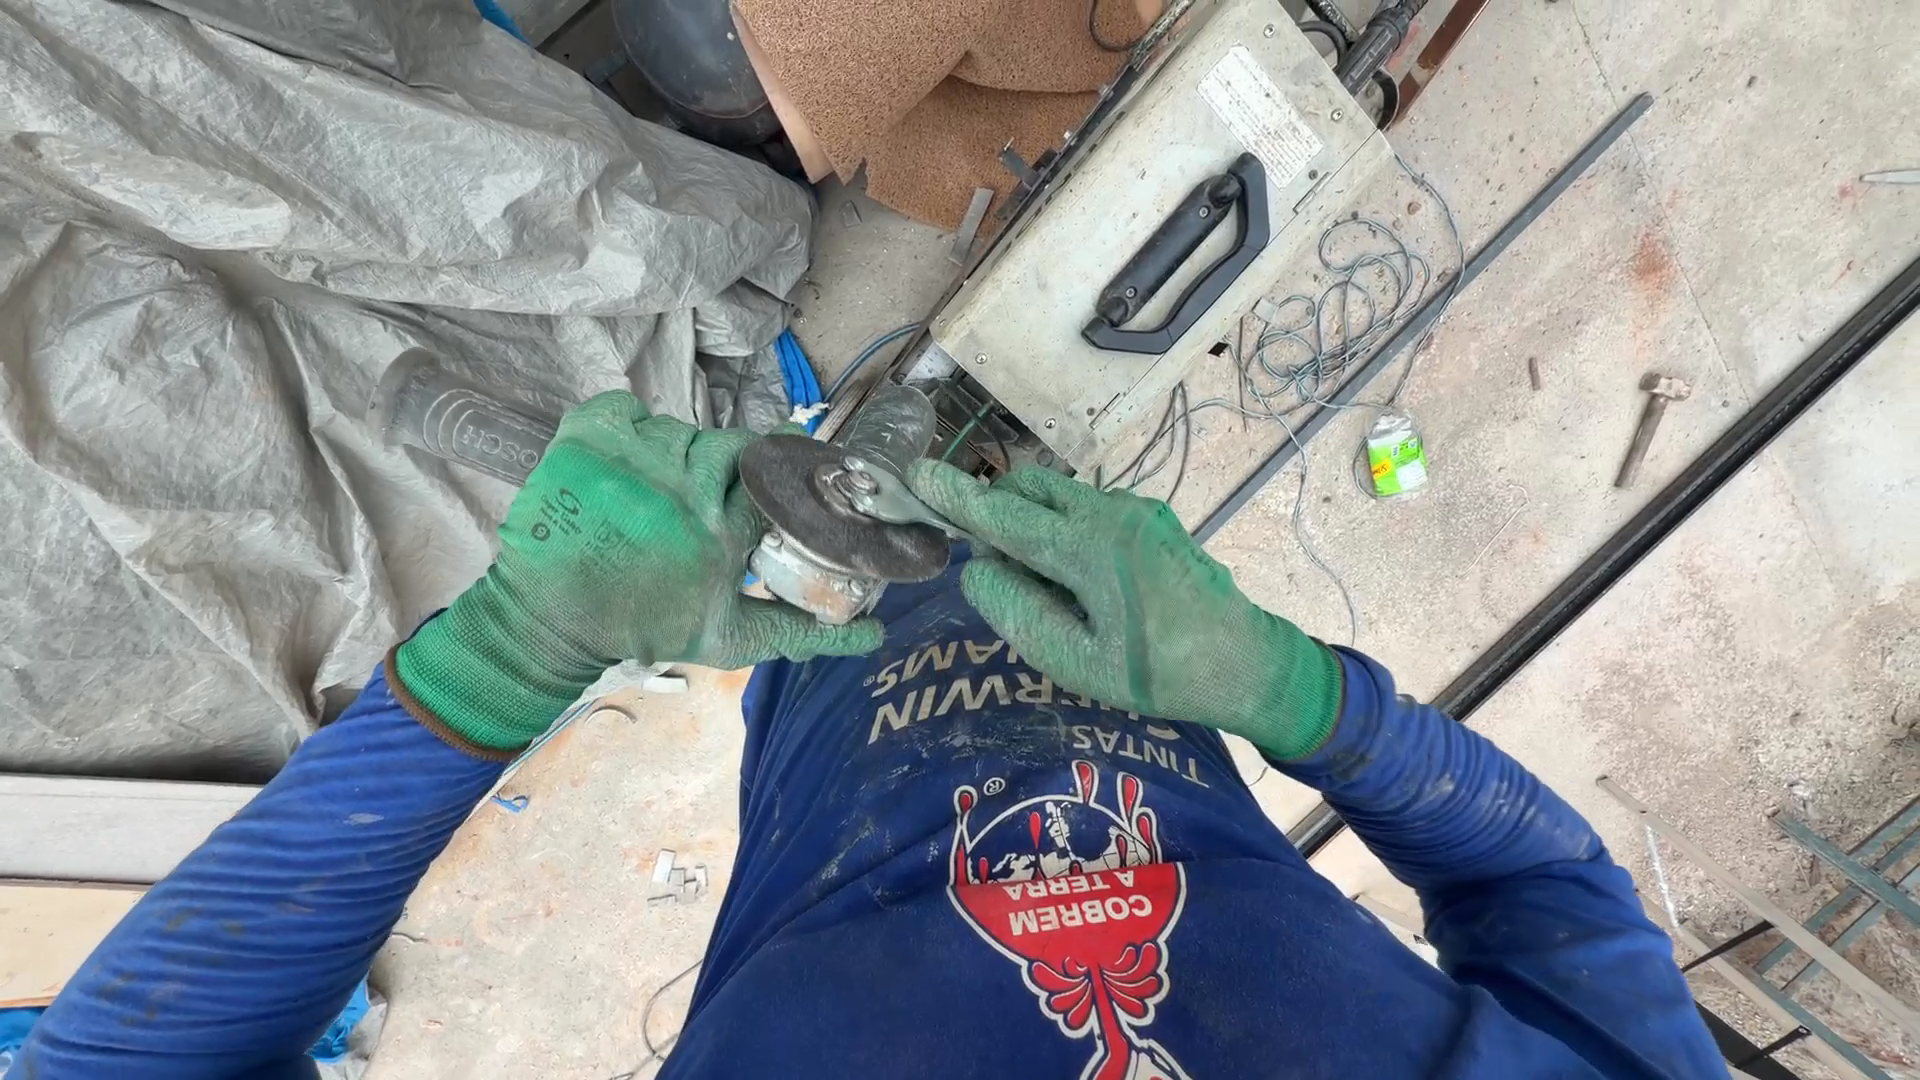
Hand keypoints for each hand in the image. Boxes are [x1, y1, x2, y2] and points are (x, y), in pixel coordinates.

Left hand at [396, 392, 881, 750]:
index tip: (782, 474)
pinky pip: (625, 408)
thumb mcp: (736, 637)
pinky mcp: (583, 440)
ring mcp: (632, 461)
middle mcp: (685, 490)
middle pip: (732, 447)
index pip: (776, 477)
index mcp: (724, 535)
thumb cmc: (649, 627)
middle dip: (731, 466)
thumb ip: (806, 633)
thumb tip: (875, 633)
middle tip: (714, 491)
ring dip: (680, 455)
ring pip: (682, 431)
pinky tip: (630, 464)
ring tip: (667, 489)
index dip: (784, 471)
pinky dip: (631, 428)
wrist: (549, 624)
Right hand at [907, 462, 1341, 759]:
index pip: (1004, 515)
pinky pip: (1084, 506)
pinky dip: (1059, 526)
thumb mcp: (1076, 661)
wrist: (1248, 663)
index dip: (955, 496)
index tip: (916, 472)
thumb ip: (1017, 610)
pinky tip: (1078, 579)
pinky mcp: (1149, 516)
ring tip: (1042, 583)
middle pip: (1028, 487)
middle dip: (994, 509)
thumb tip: (977, 568)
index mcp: (1090, 549)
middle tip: (992, 563)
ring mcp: (1135, 509)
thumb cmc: (1160, 674)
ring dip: (1028, 521)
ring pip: (1057, 493)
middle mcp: (1111, 513)